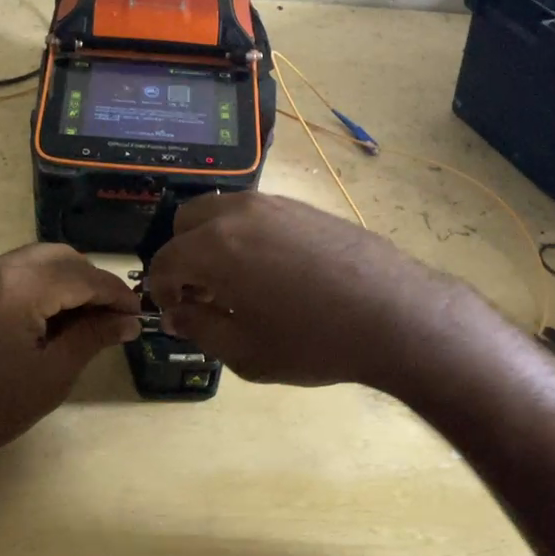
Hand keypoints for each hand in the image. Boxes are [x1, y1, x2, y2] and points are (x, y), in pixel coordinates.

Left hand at [0, 243, 139, 501]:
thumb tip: (129, 320)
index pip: (84, 276)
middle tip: (115, 317)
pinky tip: (56, 316)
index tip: (139, 315)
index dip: (116, 294)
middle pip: (62, 257)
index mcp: (20, 285)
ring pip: (40, 260)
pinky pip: (18, 272)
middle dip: (93, 282)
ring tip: (89, 319)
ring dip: (69, 281)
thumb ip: (93, 337)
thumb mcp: (52, 374)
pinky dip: (44, 285)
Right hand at [144, 192, 503, 393]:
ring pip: (223, 212)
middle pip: (187, 222)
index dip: (160, 290)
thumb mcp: (244, 351)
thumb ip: (199, 327)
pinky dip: (246, 236)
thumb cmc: (312, 341)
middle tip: (202, 295)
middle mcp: (238, 213)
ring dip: (214, 243)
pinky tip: (274, 272)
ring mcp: (275, 205)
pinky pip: (257, 215)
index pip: (164, 259)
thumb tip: (175, 313)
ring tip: (238, 285)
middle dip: (183, 257)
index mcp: (214, 246)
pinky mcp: (304, 207)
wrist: (394, 313)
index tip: (175, 314)